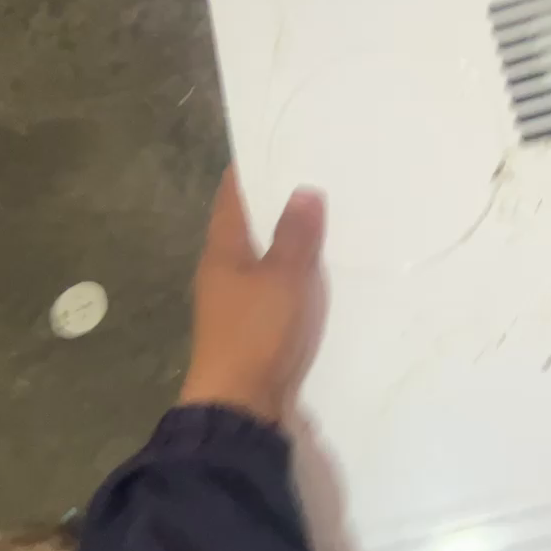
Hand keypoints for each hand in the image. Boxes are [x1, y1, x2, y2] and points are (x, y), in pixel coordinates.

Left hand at [178, 170, 326, 424]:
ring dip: (289, 241)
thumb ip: (295, 237)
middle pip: (250, 227)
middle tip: (316, 178)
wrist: (243, 402)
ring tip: (327, 220)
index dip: (251, 171)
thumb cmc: (256, 333)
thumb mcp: (282, 278)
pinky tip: (322, 273)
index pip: (233, 197)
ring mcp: (238, 302)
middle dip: (277, 204)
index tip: (279, 147)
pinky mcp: (256, 328)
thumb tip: (304, 191)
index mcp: (222, 252)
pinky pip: (278, 287)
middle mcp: (224, 272)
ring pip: (265, 258)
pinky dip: (296, 273)